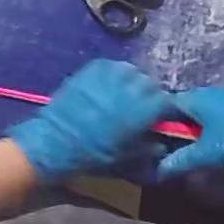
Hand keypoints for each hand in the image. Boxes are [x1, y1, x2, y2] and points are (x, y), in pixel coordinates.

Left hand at [7, 60, 171, 182]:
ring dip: (129, 81)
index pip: (166, 101)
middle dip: (146, 94)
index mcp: (145, 109)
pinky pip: (111, 66)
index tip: (156, 117)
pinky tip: (106, 85)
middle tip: (136, 105)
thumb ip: (150, 147)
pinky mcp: (92, 68)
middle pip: (149, 84)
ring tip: (120, 93)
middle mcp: (132, 86)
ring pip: (131, 72)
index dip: (162, 110)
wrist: (56, 141)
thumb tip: (161, 143)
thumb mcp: (128, 157)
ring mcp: (111, 74)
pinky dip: (112, 74)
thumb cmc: (95, 153)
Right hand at [157, 87, 223, 178]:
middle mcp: (217, 90)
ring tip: (210, 139)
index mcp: (200, 98)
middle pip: (193, 104)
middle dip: (187, 120)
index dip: (164, 120)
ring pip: (214, 105)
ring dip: (208, 119)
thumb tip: (158, 171)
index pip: (170, 104)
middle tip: (186, 141)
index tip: (164, 136)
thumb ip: (180, 161)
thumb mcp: (206, 156)